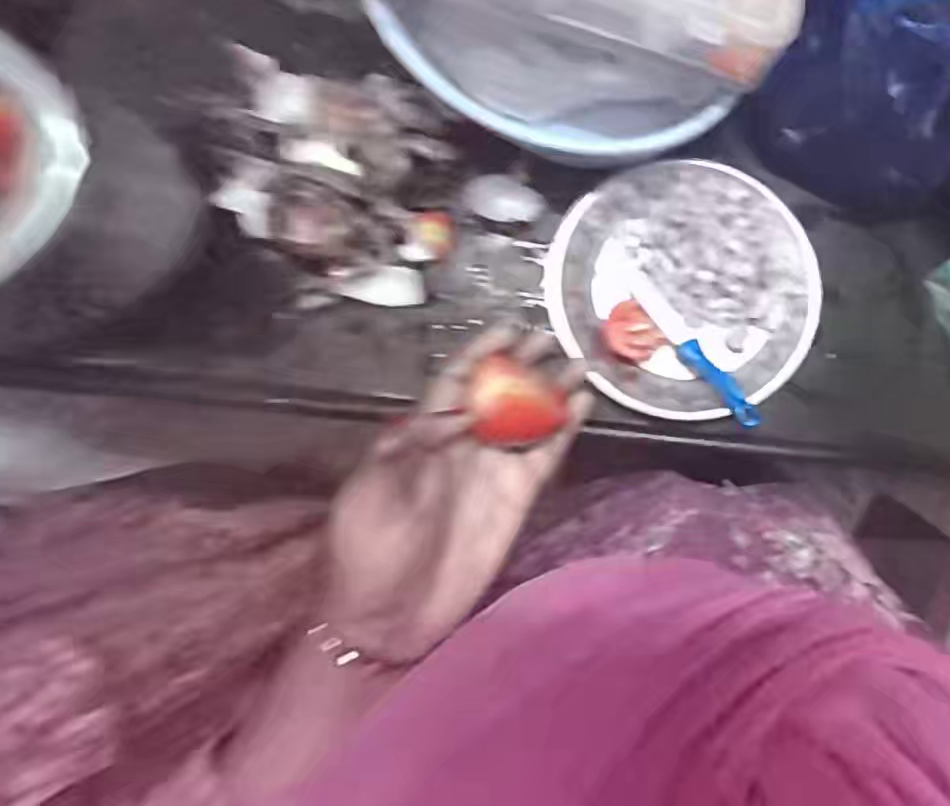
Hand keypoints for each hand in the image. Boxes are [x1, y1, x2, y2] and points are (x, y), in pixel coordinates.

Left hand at [322, 324, 593, 661]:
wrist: (388, 618)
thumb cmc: (367, 553)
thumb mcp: (371, 497)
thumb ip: (414, 449)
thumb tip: (464, 410)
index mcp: (423, 438)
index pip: (455, 383)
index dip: (480, 355)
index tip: (506, 330)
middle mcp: (465, 444)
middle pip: (501, 392)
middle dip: (524, 363)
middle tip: (552, 339)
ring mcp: (496, 467)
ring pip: (531, 416)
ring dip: (554, 389)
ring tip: (579, 364)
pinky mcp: (520, 491)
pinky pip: (548, 451)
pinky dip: (567, 427)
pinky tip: (583, 404)